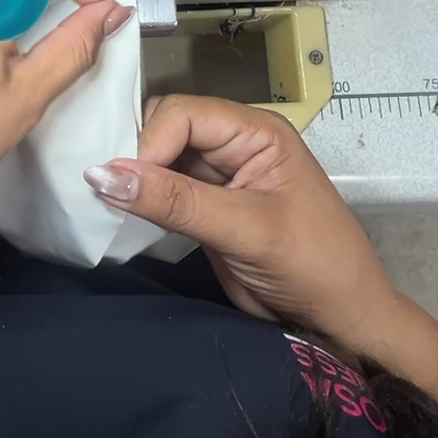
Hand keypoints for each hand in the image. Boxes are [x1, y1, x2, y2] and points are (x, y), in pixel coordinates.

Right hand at [82, 95, 403, 353]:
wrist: (339, 323)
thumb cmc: (313, 267)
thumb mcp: (246, 231)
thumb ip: (174, 201)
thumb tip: (99, 173)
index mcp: (254, 130)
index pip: (182, 114)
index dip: (148, 141)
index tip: (124, 183)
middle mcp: (231, 141)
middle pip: (162, 125)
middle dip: (135, 153)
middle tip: (110, 191)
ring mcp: (215, 172)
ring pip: (155, 154)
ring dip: (132, 175)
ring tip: (109, 200)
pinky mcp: (200, 202)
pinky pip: (157, 185)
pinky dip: (138, 195)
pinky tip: (121, 209)